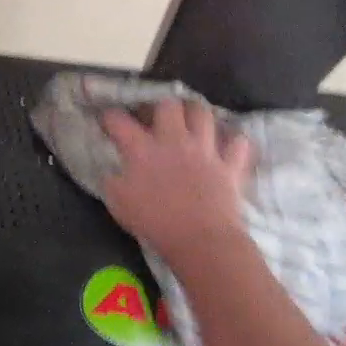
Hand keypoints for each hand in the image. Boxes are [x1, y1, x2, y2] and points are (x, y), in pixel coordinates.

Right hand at [100, 99, 255, 269]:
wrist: (201, 241)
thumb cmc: (155, 223)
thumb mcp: (119, 204)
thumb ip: (113, 182)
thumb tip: (111, 172)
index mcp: (142, 149)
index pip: (119, 121)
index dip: (110, 117)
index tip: (107, 119)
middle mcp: (174, 140)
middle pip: (168, 105)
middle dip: (160, 107)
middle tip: (156, 119)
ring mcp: (205, 150)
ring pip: (203, 114)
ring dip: (195, 115)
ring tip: (190, 123)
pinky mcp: (229, 165)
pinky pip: (238, 143)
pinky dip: (234, 142)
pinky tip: (226, 146)